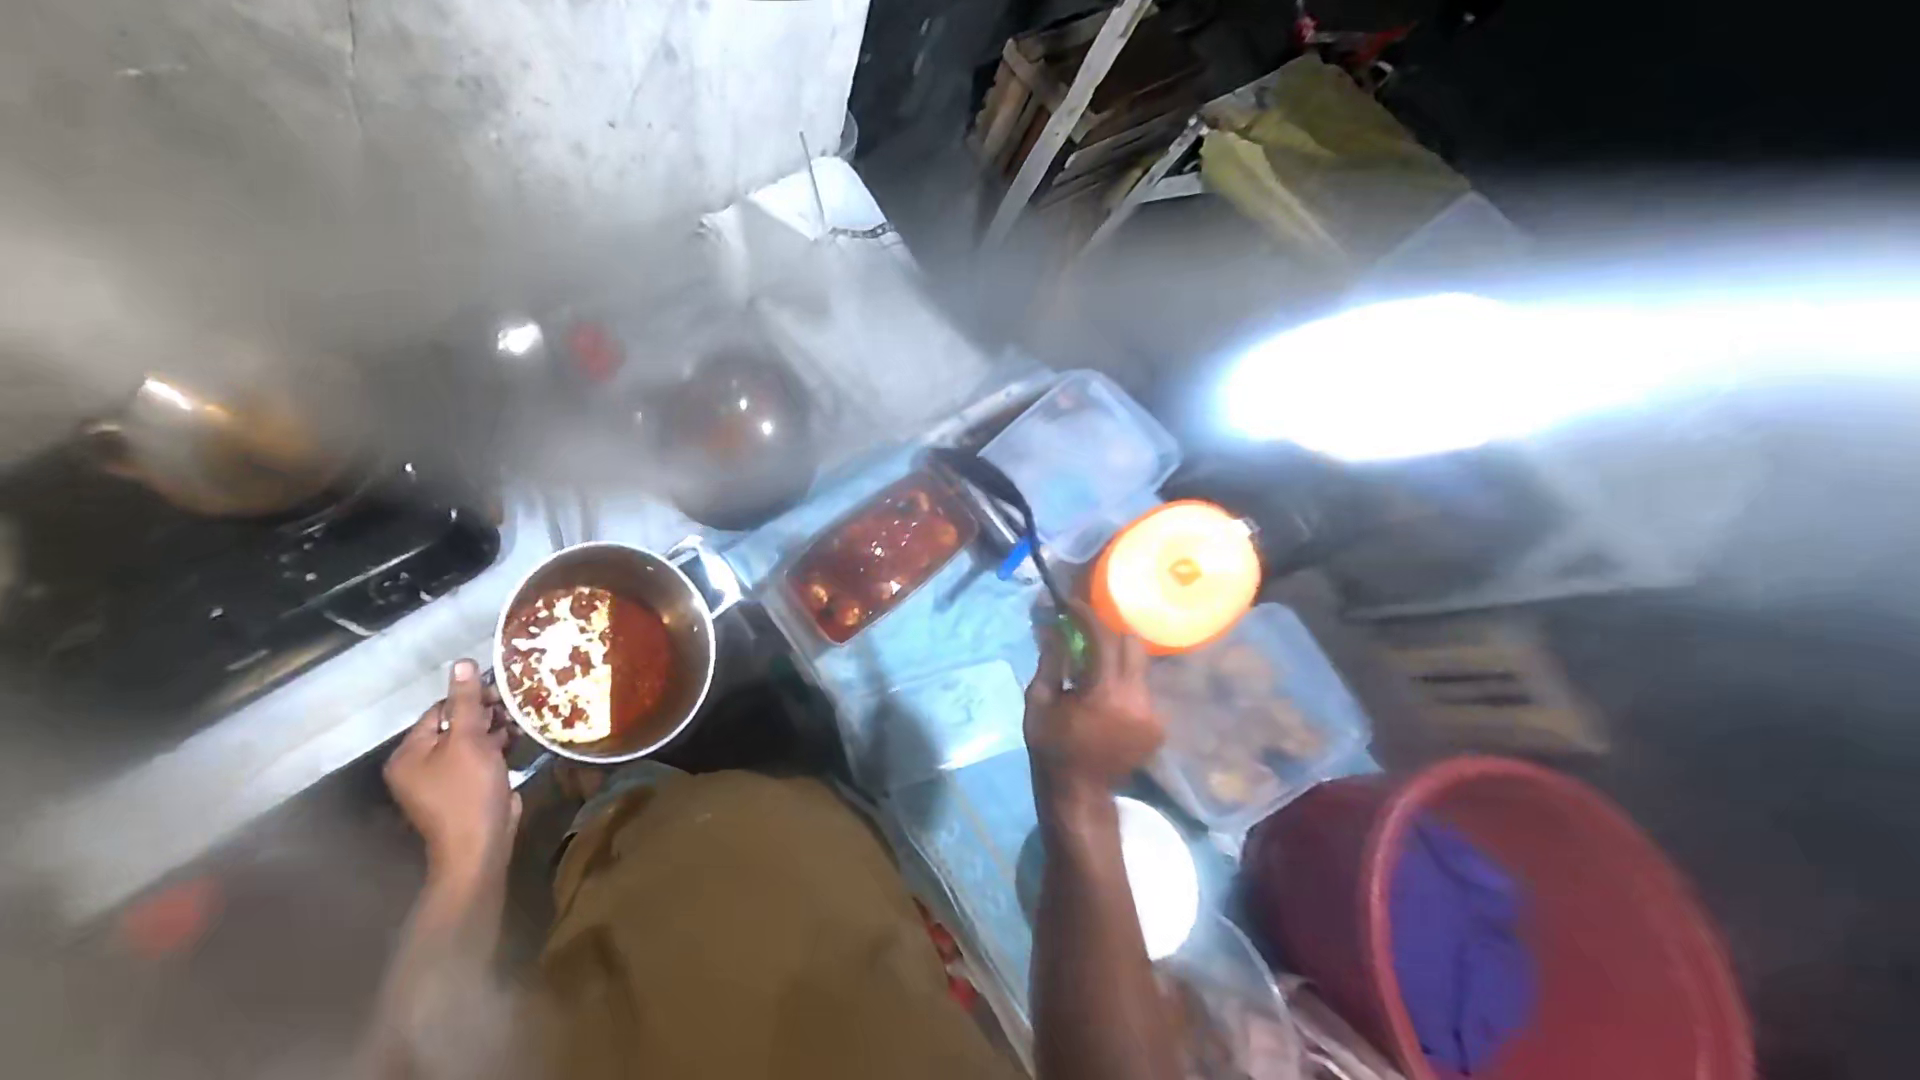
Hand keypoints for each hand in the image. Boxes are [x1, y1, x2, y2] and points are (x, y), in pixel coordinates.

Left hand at [384, 659, 520, 884]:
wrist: (479, 843)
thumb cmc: (468, 790)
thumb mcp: (468, 740)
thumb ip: (467, 702)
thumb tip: (462, 664)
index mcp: (409, 753)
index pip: (440, 710)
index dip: (471, 697)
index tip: (503, 692)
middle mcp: (418, 765)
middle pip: (454, 725)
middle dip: (485, 714)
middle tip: (515, 707)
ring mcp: (441, 779)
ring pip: (469, 742)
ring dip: (494, 730)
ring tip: (520, 723)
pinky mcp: (464, 789)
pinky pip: (477, 759)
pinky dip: (495, 748)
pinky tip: (516, 742)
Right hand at [1025, 603, 1162, 799]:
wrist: (1080, 793)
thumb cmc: (1052, 747)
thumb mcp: (1040, 701)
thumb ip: (1051, 661)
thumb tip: (1052, 626)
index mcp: (1107, 693)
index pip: (1104, 639)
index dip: (1088, 616)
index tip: (1072, 605)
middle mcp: (1138, 699)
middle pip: (1133, 646)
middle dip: (1108, 634)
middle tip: (1085, 634)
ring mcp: (1153, 714)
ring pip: (1139, 667)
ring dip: (1116, 659)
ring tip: (1093, 667)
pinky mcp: (1158, 726)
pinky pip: (1142, 689)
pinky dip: (1123, 682)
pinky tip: (1105, 695)